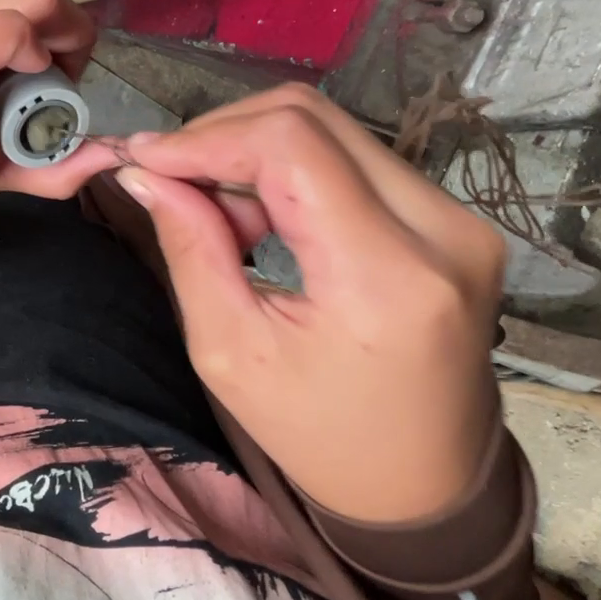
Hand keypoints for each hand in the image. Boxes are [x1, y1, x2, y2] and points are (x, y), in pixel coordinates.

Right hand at [112, 83, 504, 523]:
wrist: (421, 483)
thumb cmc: (315, 432)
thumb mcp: (229, 350)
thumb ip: (190, 248)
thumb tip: (146, 173)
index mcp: (384, 275)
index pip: (289, 146)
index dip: (204, 138)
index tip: (143, 162)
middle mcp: (440, 230)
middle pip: (310, 117)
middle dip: (220, 136)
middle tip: (173, 186)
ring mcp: (457, 219)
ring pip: (328, 128)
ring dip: (251, 153)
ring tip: (218, 216)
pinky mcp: (450, 219)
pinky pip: (350, 155)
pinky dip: (285, 170)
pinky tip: (261, 219)